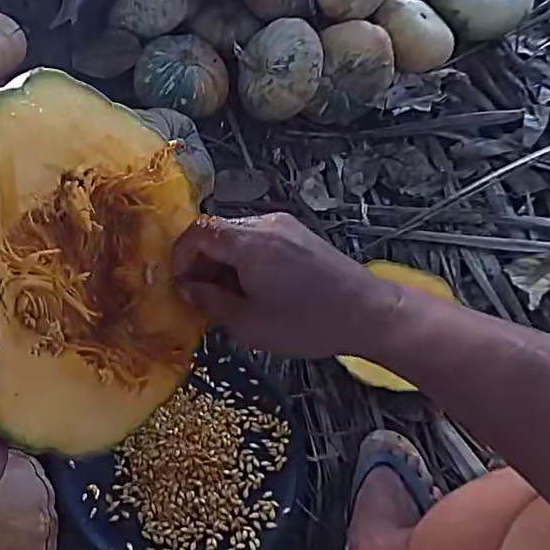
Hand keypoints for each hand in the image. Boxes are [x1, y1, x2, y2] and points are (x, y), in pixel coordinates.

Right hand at [172, 213, 401, 359]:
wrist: (369, 313)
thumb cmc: (309, 323)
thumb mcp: (250, 324)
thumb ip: (211, 303)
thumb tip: (187, 291)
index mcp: (250, 243)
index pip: (196, 233)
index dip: (180, 258)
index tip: (181, 287)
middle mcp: (265, 225)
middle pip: (214, 233)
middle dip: (200, 263)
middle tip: (202, 298)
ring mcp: (284, 226)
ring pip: (234, 237)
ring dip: (221, 264)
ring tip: (229, 298)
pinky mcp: (297, 234)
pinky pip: (255, 240)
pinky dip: (243, 261)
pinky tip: (253, 289)